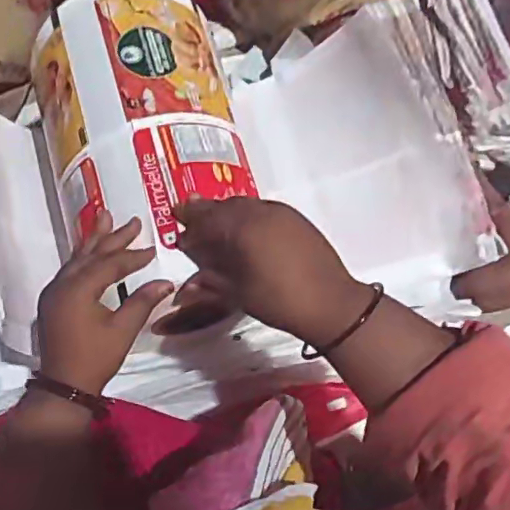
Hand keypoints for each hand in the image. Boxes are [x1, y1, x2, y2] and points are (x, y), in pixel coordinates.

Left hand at [35, 213, 172, 392]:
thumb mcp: (122, 330)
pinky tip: (89, 252)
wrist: (63, 386)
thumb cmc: (95, 359)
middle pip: (90, 254)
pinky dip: (82, 258)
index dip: (132, 256)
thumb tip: (165, 282)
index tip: (152, 249)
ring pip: (76, 259)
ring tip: (104, 219)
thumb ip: (142, 302)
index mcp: (78, 289)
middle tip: (130, 220)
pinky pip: (69, 271)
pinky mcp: (52, 302)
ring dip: (93, 241)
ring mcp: (53, 292)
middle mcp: (62, 284)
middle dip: (111, 237)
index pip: (110, 265)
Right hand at [173, 197, 373, 344]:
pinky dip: (246, 215)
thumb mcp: (239, 294)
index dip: (190, 224)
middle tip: (186, 211)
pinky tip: (243, 229)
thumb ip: (211, 283)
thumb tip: (187, 287)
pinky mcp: (296, 220)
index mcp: (242, 228)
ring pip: (244, 205)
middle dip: (204, 211)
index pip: (206, 220)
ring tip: (213, 220)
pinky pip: (262, 209)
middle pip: (225, 206)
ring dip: (226, 211)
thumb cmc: (279, 301)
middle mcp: (259, 213)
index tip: (177, 227)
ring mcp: (281, 214)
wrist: (331, 304)